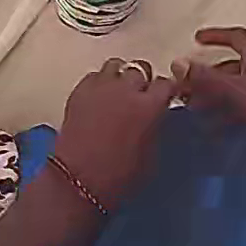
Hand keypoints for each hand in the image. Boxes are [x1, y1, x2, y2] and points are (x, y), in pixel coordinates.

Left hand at [53, 58, 177, 207]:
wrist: (79, 179)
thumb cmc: (121, 175)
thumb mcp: (151, 152)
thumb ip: (154, 125)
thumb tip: (154, 116)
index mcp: (149, 106)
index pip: (166, 83)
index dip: (166, 90)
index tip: (164, 97)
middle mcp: (127, 88)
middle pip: (140, 69)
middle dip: (142, 81)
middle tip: (139, 96)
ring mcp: (101, 86)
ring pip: (116, 65)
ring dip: (120, 77)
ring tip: (117, 92)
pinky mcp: (79, 90)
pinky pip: (94, 76)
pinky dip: (99, 83)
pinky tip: (98, 98)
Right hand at [175, 27, 245, 151]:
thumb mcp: (236, 91)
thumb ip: (207, 78)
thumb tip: (178, 63)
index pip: (236, 37)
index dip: (216, 36)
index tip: (196, 39)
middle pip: (233, 65)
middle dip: (208, 75)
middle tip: (187, 87)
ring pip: (237, 86)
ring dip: (215, 95)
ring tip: (196, 109)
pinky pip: (244, 104)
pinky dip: (227, 110)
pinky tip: (215, 126)